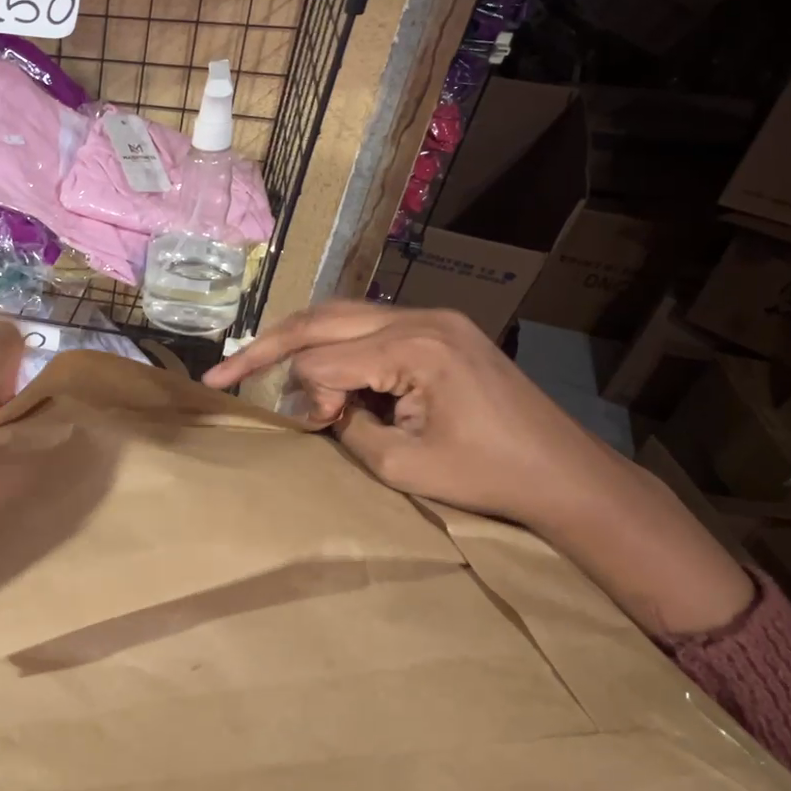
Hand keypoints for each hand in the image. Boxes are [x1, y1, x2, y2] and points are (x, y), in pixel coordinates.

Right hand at [205, 302, 618, 525]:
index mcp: (414, 348)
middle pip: (318, 320)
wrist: (569, 475)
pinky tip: (315, 363)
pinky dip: (333, 343)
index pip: (322, 360)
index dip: (306, 396)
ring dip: (298, 340)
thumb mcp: (401, 464)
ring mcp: (434, 318)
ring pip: (338, 313)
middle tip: (221, 372)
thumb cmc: (488, 477)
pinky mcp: (441, 329)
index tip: (322, 427)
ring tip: (256, 362)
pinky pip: (367, 324)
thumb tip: (321, 403)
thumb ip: (345, 425)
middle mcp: (420, 318)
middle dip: (266, 347)